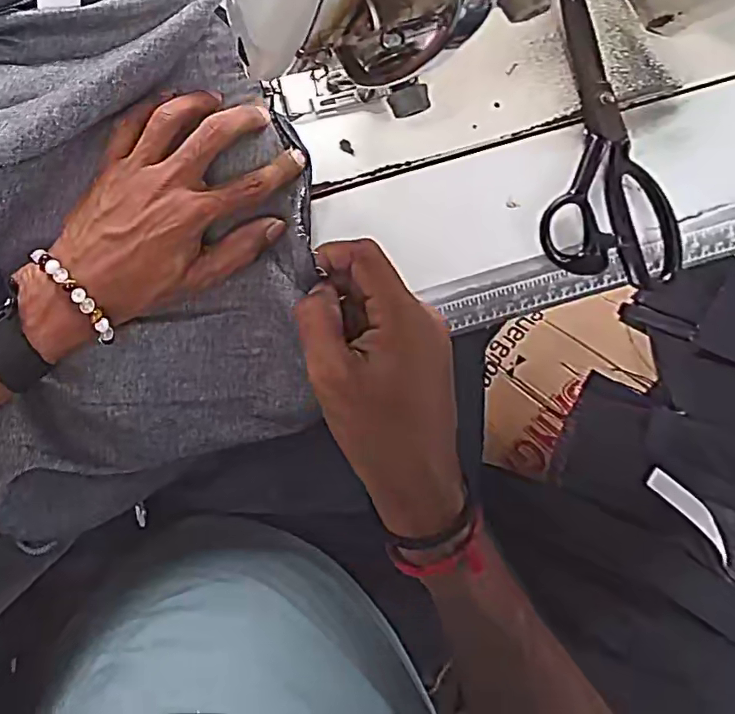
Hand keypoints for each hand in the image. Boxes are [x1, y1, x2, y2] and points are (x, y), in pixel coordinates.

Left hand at [16, 91, 304, 361]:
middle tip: (257, 114)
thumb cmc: (132, 285)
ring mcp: (136, 170)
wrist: (79, 287)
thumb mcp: (194, 279)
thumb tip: (269, 229)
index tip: (291, 159)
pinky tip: (163, 101)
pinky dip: (148, 107)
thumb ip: (237, 251)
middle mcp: (166, 184)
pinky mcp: (111, 165)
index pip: (249, 185)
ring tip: (214, 99)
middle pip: (214, 134)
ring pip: (170, 117)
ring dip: (197, 101)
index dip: (279, 169)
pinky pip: (129, 124)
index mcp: (191, 214)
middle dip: (243, 117)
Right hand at [295, 238, 464, 539]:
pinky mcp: (425, 348)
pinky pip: (386, 319)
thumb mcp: (329, 374)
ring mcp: (427, 333)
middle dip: (336, 293)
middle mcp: (423, 318)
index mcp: (404, 316)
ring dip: (348, 316)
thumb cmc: (381, 436)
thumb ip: (316, 320)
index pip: (365, 255)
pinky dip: (362, 331)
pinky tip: (354, 366)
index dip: (330, 255)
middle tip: (319, 331)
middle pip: (370, 276)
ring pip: (375, 298)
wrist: (417, 481)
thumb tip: (314, 290)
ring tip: (340, 359)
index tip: (307, 275)